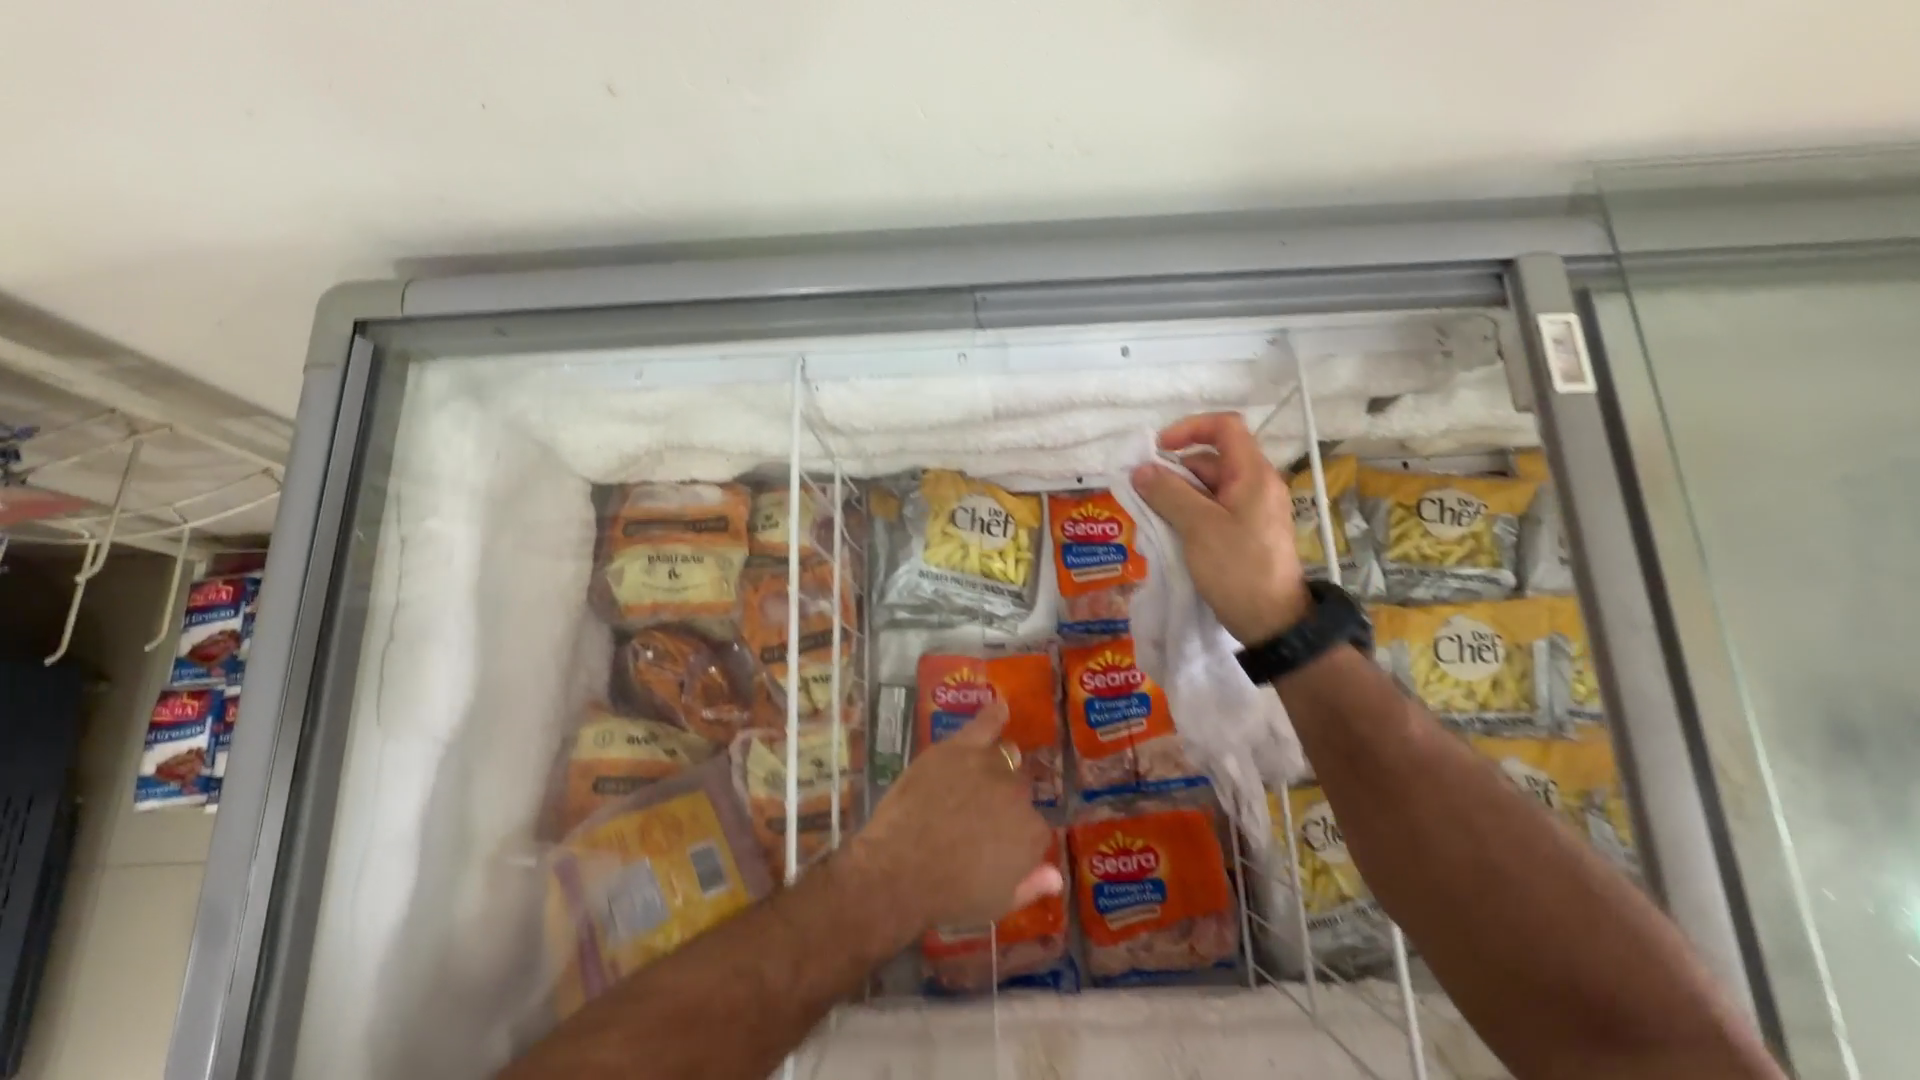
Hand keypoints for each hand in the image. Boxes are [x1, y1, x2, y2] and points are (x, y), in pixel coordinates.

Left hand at [849, 700, 1060, 929]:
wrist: (898, 871)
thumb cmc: (948, 895)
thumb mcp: (997, 903)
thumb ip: (1031, 886)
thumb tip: (1056, 877)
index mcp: (1032, 834)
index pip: (1035, 827)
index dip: (1015, 836)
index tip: (997, 844)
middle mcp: (1018, 795)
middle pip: (1019, 787)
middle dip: (1004, 801)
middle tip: (979, 816)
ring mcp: (988, 767)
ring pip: (1003, 757)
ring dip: (996, 766)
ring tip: (978, 777)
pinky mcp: (957, 749)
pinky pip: (983, 725)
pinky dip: (992, 716)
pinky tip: (999, 708)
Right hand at [1130, 411, 1309, 643]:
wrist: (1272, 621)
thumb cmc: (1237, 568)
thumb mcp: (1198, 527)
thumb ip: (1168, 493)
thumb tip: (1140, 470)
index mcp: (1253, 474)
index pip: (1225, 427)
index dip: (1189, 428)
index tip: (1159, 449)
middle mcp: (1256, 485)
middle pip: (1211, 459)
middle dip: (1176, 472)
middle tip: (1146, 496)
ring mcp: (1252, 510)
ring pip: (1208, 488)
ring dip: (1178, 497)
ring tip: (1154, 520)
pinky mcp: (1245, 533)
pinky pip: (1213, 511)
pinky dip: (1190, 516)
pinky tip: (1171, 535)